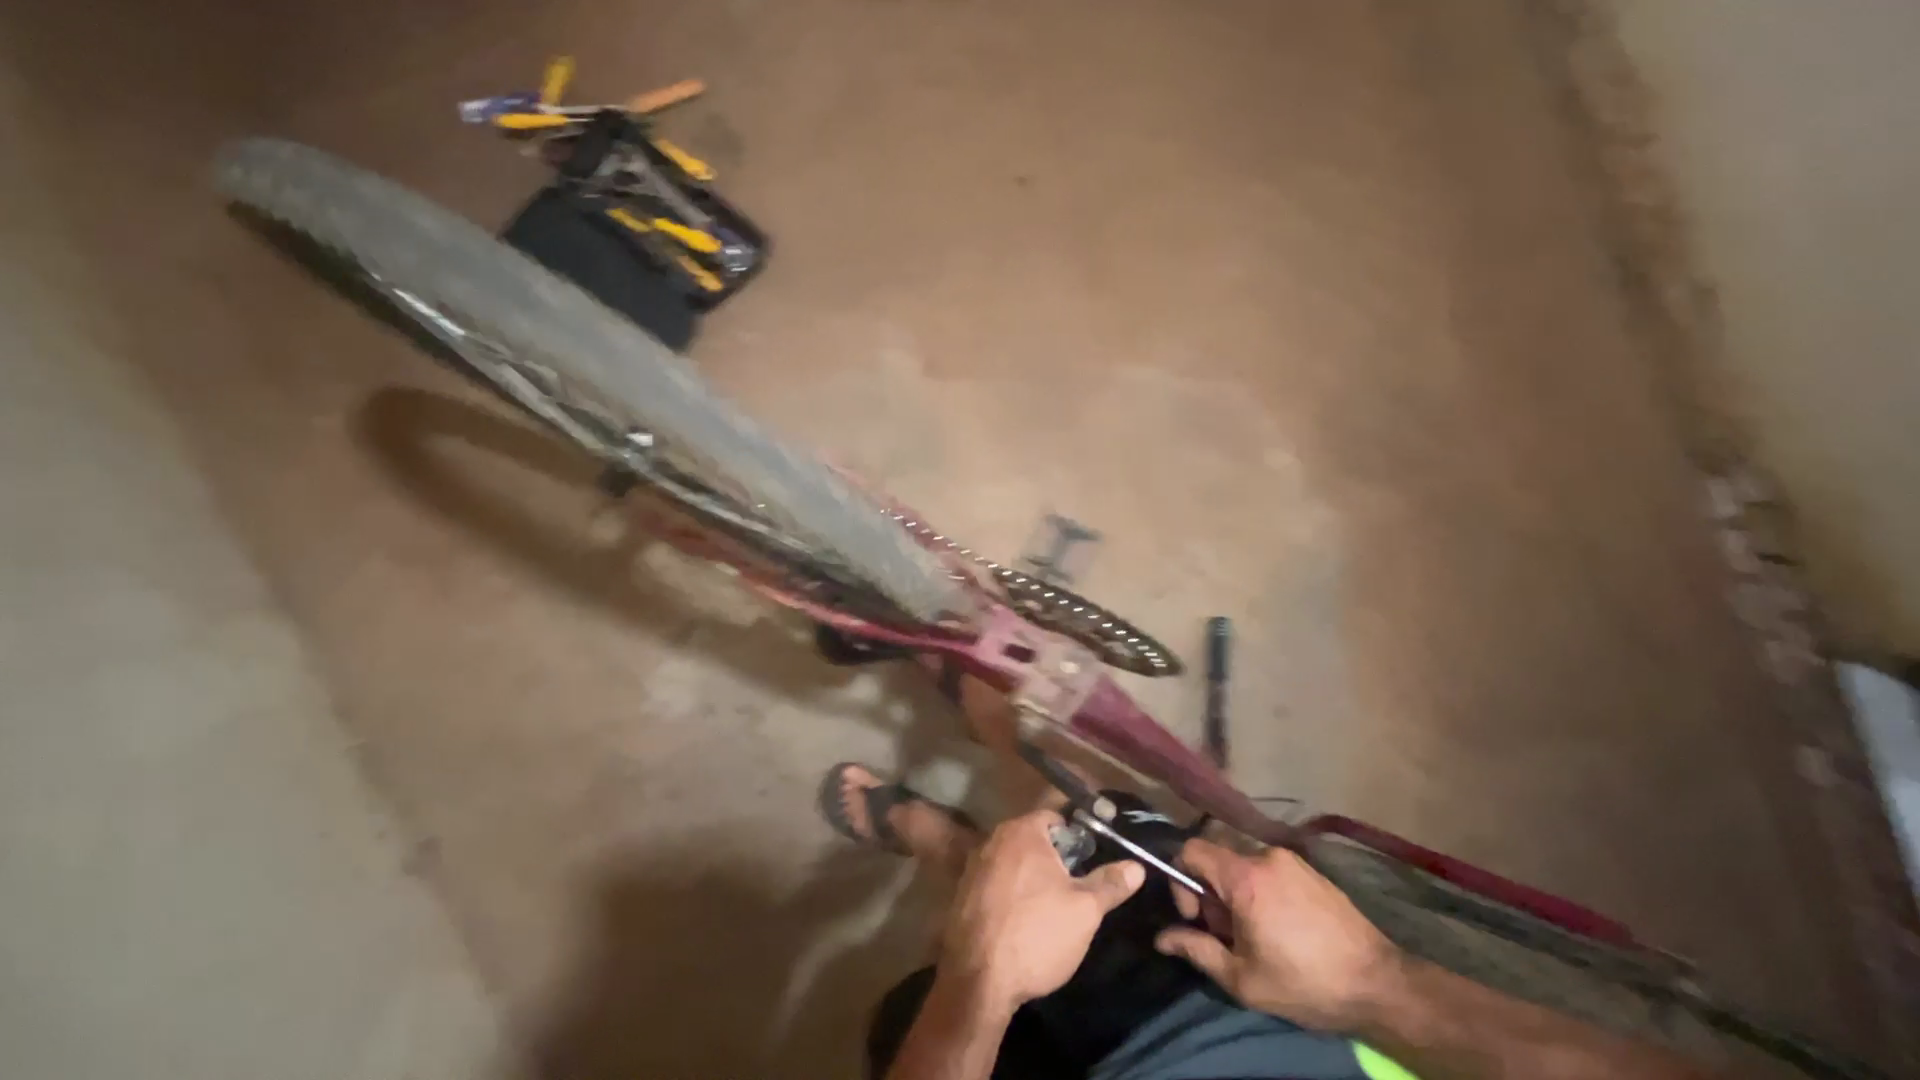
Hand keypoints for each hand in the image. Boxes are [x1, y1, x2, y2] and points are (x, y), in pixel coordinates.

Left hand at [940, 809, 1145, 1011]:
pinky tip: (1024, 920)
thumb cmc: (1037, 935)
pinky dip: (1011, 894)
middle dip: (1055, 857)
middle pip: (1032, 838)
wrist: (978, 981)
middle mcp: (992, 841)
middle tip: (1077, 885)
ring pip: (1013, 862)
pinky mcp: (962, 895)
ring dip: (1032, 877)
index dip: (1077, 835)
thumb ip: (1110, 883)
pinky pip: (995, 883)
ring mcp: (973, 868)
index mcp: (1021, 832)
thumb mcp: (1085, 910)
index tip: (1092, 858)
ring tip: (1053, 906)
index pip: (1054, 816)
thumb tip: (1136, 865)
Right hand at [1154, 840, 1400, 1030]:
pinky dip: (1261, 893)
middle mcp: (1266, 857)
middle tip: (1229, 935)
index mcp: (1245, 877)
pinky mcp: (1312, 871)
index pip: (1190, 850)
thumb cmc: (1305, 983)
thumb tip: (1161, 938)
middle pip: (1217, 860)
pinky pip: (1269, 871)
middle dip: (1211, 895)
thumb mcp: (1242, 978)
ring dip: (1236, 895)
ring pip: (1243, 866)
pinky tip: (1281, 929)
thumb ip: (1197, 950)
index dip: (1181, 881)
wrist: (1379, 985)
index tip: (1197, 918)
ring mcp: (1293, 861)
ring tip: (1257, 936)